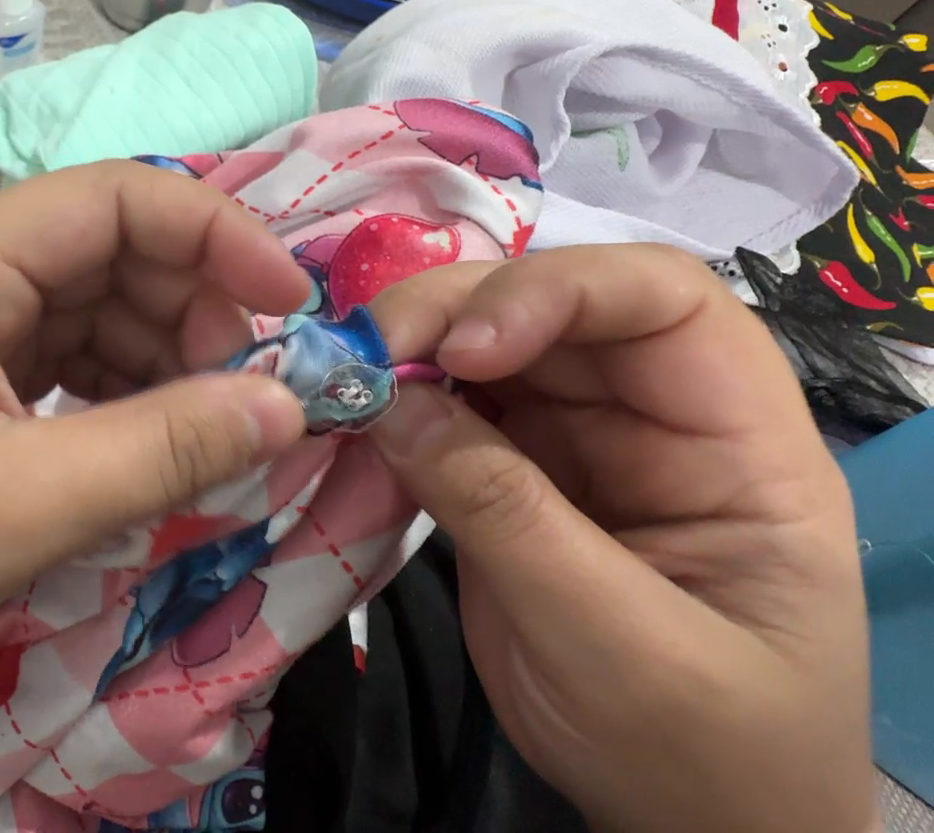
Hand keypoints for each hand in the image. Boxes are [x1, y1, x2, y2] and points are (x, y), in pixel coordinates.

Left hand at [0, 160, 312, 699]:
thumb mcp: (27, 500)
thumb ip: (164, 448)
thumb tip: (289, 404)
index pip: (110, 197)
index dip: (211, 231)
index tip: (288, 302)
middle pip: (112, 252)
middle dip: (194, 307)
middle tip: (251, 393)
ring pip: (99, 313)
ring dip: (167, 358)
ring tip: (210, 431)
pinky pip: (73, 366)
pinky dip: (127, 396)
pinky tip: (156, 443)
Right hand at [366, 245, 872, 832]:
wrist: (675, 822)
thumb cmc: (695, 748)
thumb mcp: (613, 641)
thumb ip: (503, 514)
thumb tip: (388, 404)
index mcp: (734, 441)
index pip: (658, 300)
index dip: (554, 293)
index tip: (461, 352)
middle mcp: (646, 416)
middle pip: (544, 309)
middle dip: (444, 316)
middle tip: (358, 359)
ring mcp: (568, 441)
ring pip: (475, 350)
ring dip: (401, 357)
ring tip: (338, 387)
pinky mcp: (501, 471)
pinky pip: (436, 410)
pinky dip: (385, 407)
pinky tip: (346, 422)